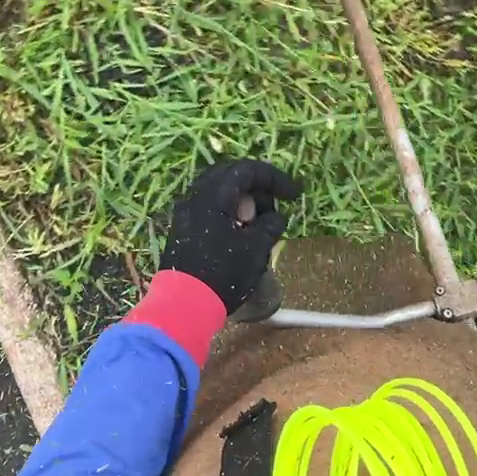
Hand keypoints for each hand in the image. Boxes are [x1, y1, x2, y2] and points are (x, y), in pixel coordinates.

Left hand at [160, 159, 302, 312]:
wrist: (184, 305)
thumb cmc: (223, 273)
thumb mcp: (256, 248)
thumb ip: (270, 225)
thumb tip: (275, 217)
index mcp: (214, 195)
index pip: (248, 170)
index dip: (275, 178)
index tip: (294, 196)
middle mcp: (196, 196)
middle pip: (231, 175)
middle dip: (257, 187)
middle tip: (274, 205)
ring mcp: (186, 211)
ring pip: (219, 190)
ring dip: (243, 200)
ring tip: (258, 224)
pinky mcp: (183, 227)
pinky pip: (210, 206)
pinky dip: (229, 211)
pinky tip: (240, 232)